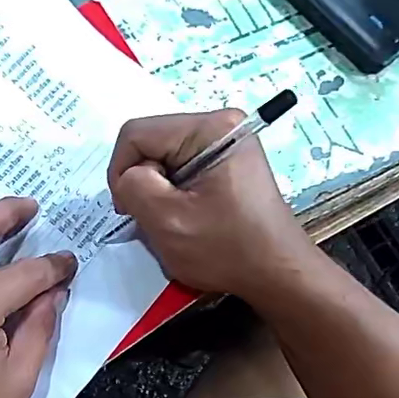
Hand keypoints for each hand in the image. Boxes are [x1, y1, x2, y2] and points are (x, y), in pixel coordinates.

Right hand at [108, 109, 318, 300]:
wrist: (277, 272)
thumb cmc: (227, 250)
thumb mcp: (168, 221)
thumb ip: (134, 188)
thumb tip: (128, 177)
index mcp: (209, 128)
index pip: (135, 134)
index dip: (121, 172)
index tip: (131, 210)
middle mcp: (220, 124)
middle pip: (150, 143)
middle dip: (143, 183)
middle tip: (156, 220)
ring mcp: (226, 142)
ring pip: (163, 159)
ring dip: (158, 193)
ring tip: (176, 221)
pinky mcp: (227, 162)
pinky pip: (181, 169)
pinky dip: (174, 195)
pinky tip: (189, 217)